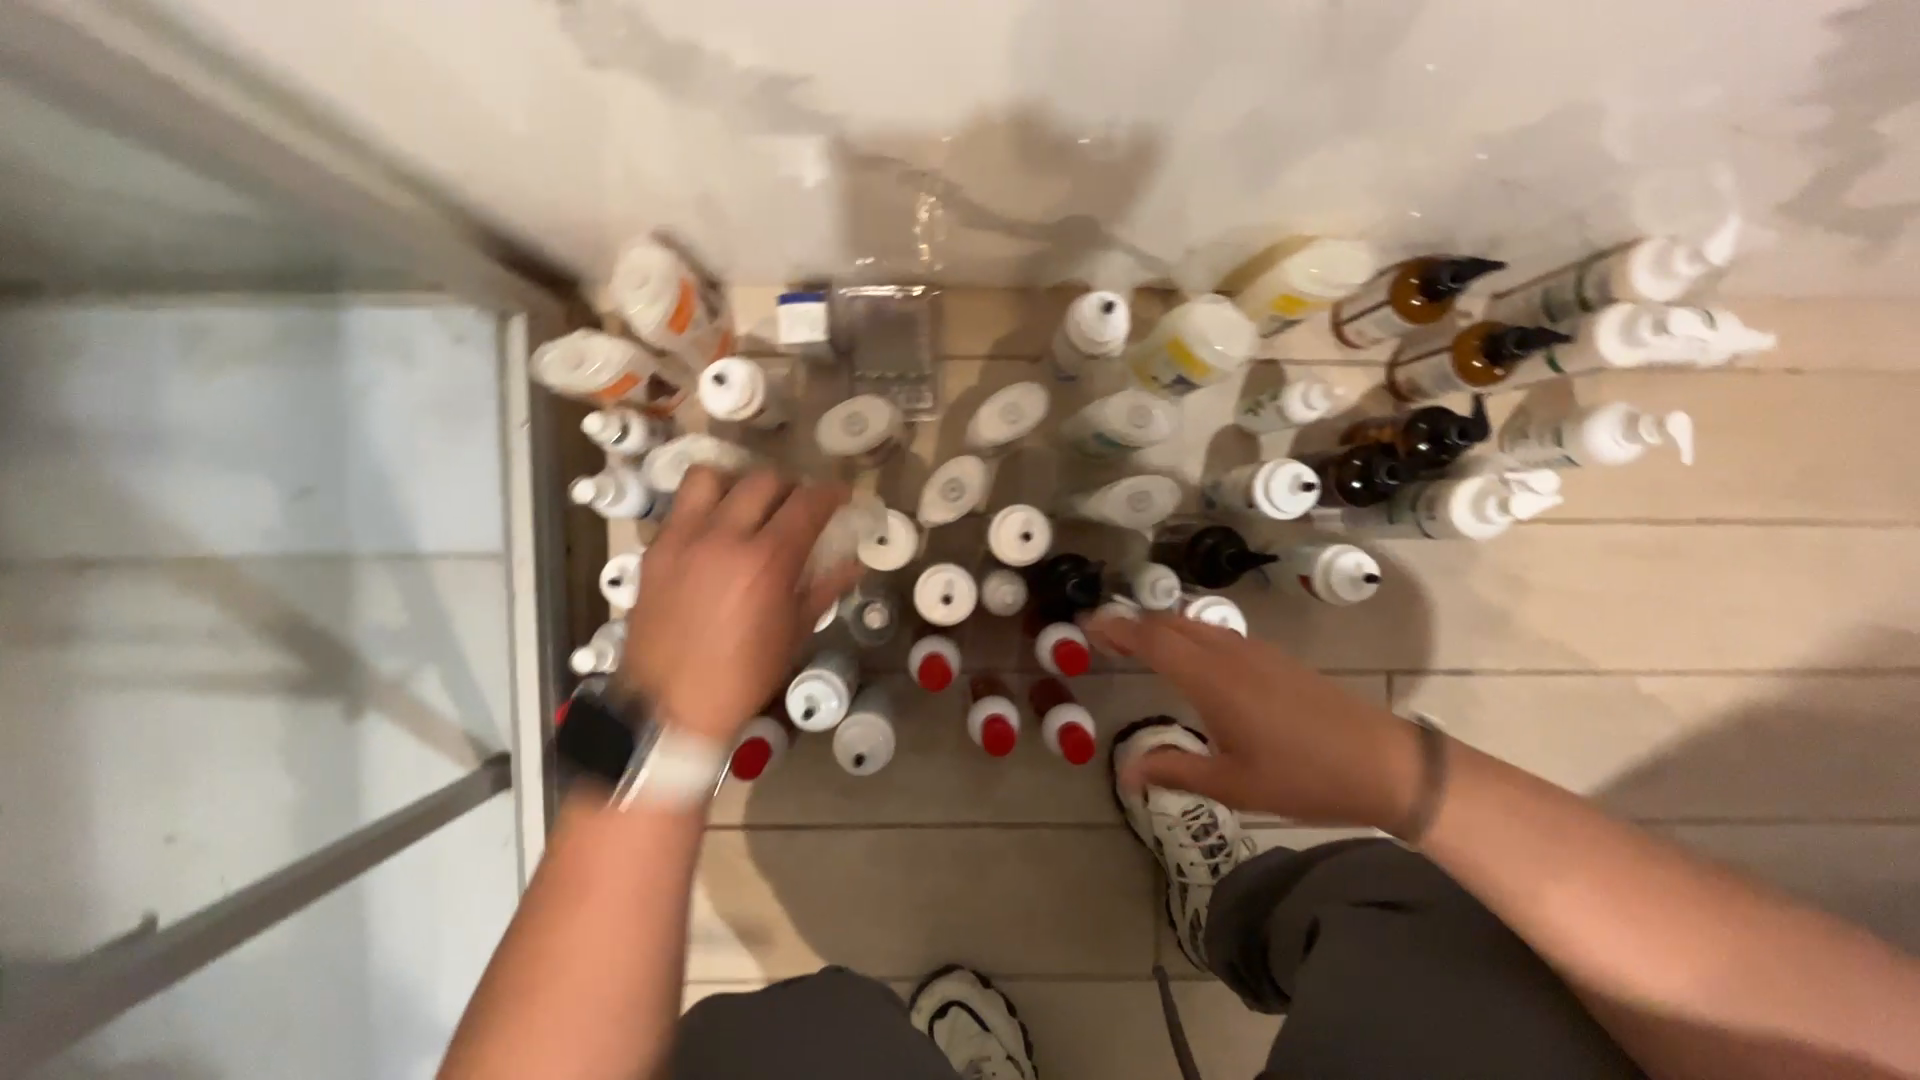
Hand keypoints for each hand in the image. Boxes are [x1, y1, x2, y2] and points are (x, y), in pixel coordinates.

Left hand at [619, 467, 863, 740]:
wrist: (670, 706)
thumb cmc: (743, 676)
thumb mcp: (794, 633)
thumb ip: (824, 588)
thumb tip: (852, 564)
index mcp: (768, 561)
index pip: (808, 503)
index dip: (831, 493)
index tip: (840, 496)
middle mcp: (725, 537)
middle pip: (764, 480)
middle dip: (789, 487)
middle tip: (796, 506)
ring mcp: (684, 539)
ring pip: (713, 477)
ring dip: (738, 484)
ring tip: (747, 504)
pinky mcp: (655, 549)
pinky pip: (680, 505)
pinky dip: (704, 506)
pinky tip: (713, 529)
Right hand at [1085, 611, 1423, 831]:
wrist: (1384, 764)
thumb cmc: (1304, 777)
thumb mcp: (1232, 784)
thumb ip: (1174, 769)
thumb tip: (1125, 772)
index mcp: (1213, 679)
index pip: (1153, 640)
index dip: (1117, 629)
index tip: (1088, 624)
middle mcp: (1231, 654)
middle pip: (1172, 624)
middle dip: (1134, 624)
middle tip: (1103, 634)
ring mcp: (1258, 653)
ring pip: (1198, 625)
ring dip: (1163, 627)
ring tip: (1138, 644)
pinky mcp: (1277, 660)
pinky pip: (1219, 634)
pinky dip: (1190, 635)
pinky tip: (1191, 659)